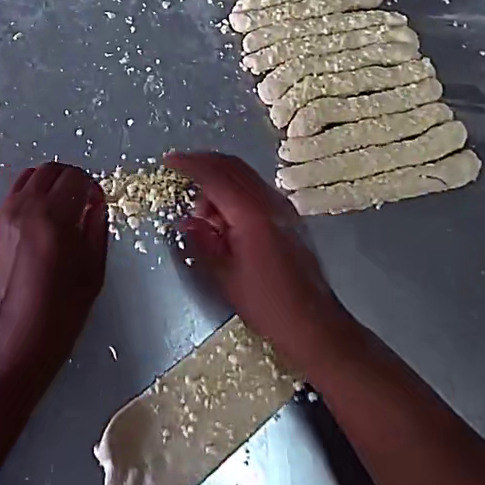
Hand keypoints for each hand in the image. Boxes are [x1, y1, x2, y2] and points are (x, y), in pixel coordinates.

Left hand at [0, 162, 106, 391]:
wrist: (7, 350)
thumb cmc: (57, 319)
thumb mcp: (92, 274)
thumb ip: (96, 229)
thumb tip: (96, 203)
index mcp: (53, 219)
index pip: (76, 178)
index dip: (92, 187)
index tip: (97, 203)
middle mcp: (24, 210)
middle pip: (50, 170)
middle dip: (71, 179)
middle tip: (82, 200)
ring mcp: (3, 218)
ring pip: (29, 178)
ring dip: (49, 184)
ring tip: (61, 208)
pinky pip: (13, 196)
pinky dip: (31, 196)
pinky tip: (41, 222)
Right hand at [164, 151, 359, 369]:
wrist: (314, 323)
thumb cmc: (267, 305)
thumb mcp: (225, 277)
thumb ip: (203, 243)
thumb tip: (186, 222)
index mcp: (252, 214)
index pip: (216, 177)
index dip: (190, 165)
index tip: (169, 161)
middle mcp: (270, 202)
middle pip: (233, 167)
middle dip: (204, 164)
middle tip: (180, 172)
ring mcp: (283, 207)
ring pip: (246, 175)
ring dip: (220, 179)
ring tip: (201, 210)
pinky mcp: (289, 216)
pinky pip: (256, 187)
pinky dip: (235, 189)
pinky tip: (225, 214)